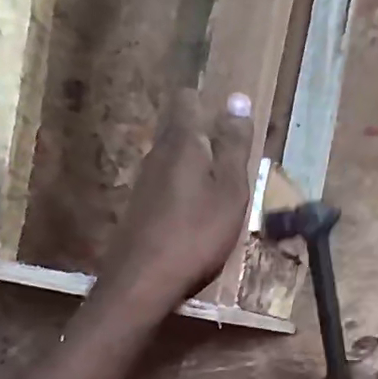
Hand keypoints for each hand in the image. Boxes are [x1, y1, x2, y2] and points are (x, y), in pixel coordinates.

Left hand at [100, 90, 254, 307]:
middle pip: (177, 128)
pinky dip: (185, 186)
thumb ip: (234, 147)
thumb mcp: (230, 191)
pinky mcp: (140, 205)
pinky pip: (166, 181)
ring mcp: (144, 180)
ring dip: (196, 162)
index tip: (229, 120)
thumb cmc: (197, 233)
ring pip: (172, 156)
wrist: (144, 280)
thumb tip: (237, 98)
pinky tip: (198, 210)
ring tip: (222, 183)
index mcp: (182, 144)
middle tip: (233, 153)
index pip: (187, 101)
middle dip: (203, 133)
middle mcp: (157, 154)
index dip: (207, 103)